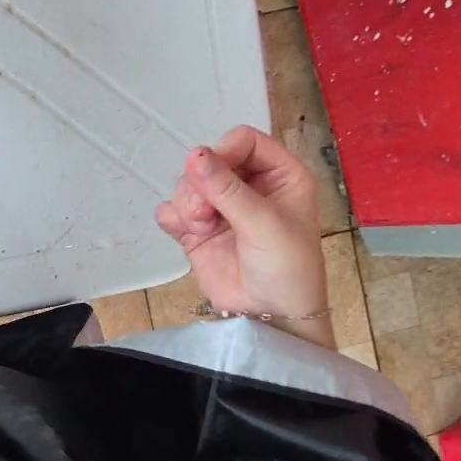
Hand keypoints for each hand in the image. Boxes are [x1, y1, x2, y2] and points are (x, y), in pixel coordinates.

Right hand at [154, 125, 332, 346]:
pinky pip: (174, 211)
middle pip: (210, 162)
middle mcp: (249, 187)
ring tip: (201, 227)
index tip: (209, 173)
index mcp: (280, 175)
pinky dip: (174, 218)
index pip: (244, 142)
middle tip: (203, 213)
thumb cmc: (287, 269)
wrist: (270, 318)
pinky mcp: (198, 232)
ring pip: (188, 185)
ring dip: (188, 203)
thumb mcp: (264, 224)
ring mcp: (222, 209)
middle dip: (200, 185)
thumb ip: (228, 189)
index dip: (223, 152)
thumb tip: (195, 155)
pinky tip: (185, 232)